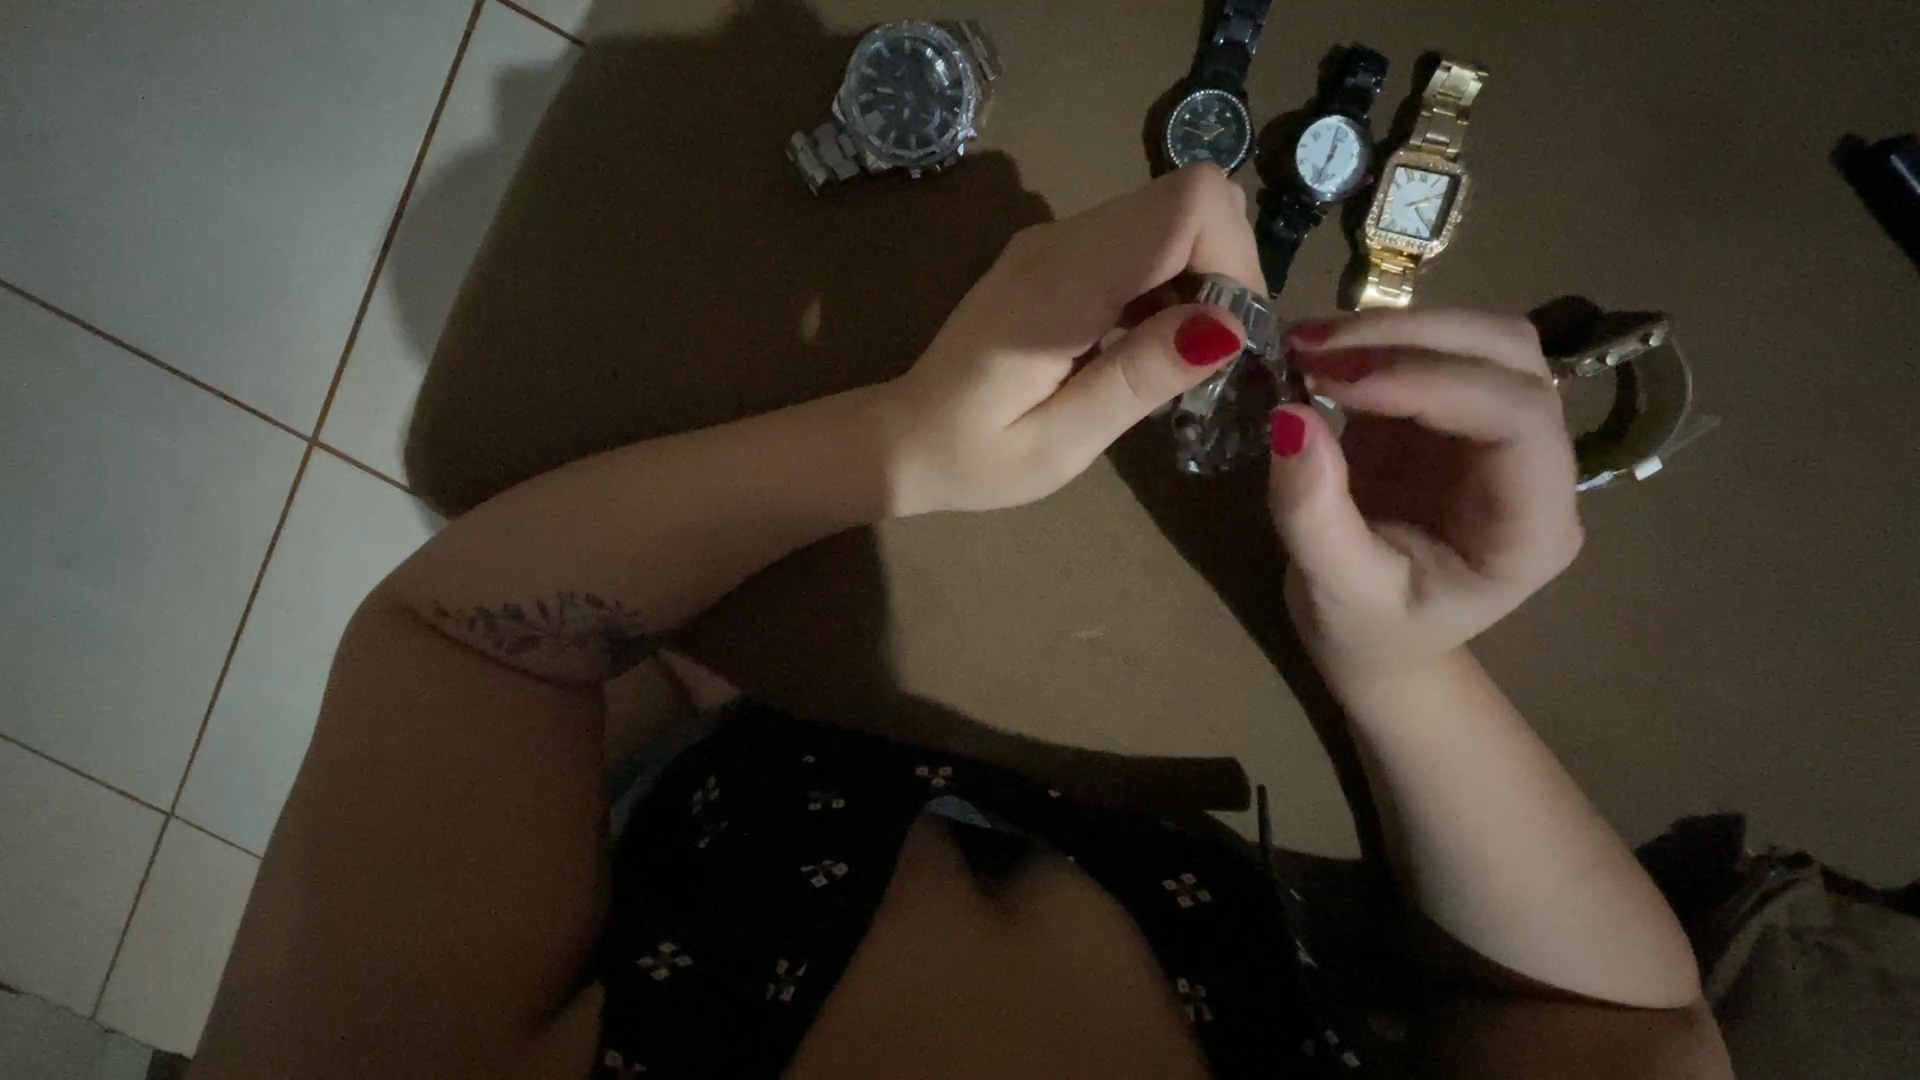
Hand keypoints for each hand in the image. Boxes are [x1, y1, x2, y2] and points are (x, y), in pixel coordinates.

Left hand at [880, 166, 1267, 515]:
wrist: (905, 438)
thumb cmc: (974, 458)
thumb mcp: (1059, 443)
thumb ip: (1137, 379)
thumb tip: (1227, 325)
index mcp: (1057, 286)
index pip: (1185, 206)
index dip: (1234, 259)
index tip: (1230, 338)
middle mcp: (1057, 241)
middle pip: (1187, 198)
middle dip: (1224, 270)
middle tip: (1209, 356)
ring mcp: (1053, 242)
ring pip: (1168, 216)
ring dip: (1198, 279)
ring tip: (1175, 360)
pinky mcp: (1055, 256)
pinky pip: (1139, 242)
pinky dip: (1166, 284)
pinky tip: (1144, 345)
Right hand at [1265, 310, 1582, 690]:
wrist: (1373, 641)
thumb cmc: (1368, 633)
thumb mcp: (1336, 591)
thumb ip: (1314, 513)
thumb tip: (1288, 417)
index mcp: (1530, 526)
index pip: (1517, 419)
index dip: (1432, 382)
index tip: (1334, 379)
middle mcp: (1530, 466)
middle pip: (1507, 359)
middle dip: (1409, 338)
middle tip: (1308, 348)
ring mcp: (1488, 435)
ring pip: (1474, 342)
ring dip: (1391, 329)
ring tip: (1304, 345)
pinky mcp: (1442, 419)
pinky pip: (1423, 355)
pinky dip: (1369, 343)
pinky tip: (1315, 354)